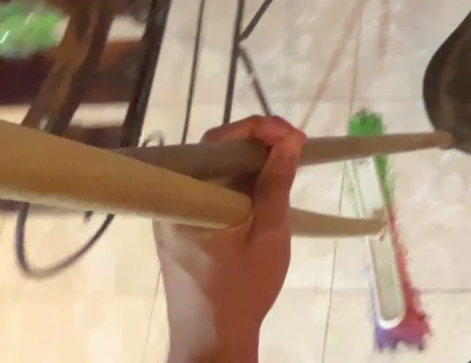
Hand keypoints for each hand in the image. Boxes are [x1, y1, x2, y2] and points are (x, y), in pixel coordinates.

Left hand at [154, 115, 305, 362]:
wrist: (214, 346)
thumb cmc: (240, 292)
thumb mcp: (268, 234)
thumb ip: (277, 184)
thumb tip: (291, 140)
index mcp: (185, 203)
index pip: (215, 143)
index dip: (255, 129)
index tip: (290, 135)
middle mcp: (175, 204)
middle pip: (216, 153)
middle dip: (259, 141)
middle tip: (295, 144)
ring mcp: (180, 216)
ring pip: (219, 170)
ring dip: (255, 161)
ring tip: (289, 160)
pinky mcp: (189, 227)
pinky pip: (218, 189)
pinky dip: (246, 181)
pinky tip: (271, 185)